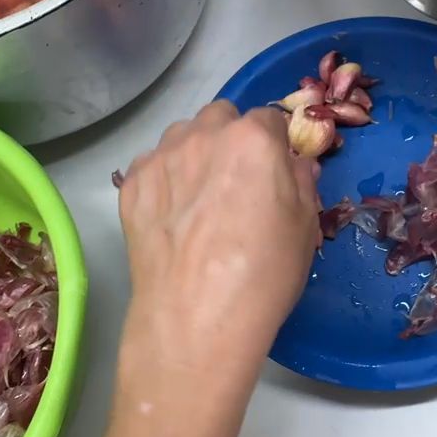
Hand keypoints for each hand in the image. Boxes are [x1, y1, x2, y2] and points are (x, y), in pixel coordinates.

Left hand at [115, 101, 320, 390]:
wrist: (195, 320)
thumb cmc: (263, 275)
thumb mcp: (304, 227)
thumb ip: (301, 181)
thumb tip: (294, 163)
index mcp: (253, 139)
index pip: (269, 118)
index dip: (274, 143)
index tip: (274, 170)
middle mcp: (204, 135)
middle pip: (221, 116)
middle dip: (232, 137)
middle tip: (237, 181)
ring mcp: (162, 157)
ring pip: (183, 135)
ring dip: (196, 152)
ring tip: (200, 197)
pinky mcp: (132, 184)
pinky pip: (153, 163)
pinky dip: (165, 177)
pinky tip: (174, 214)